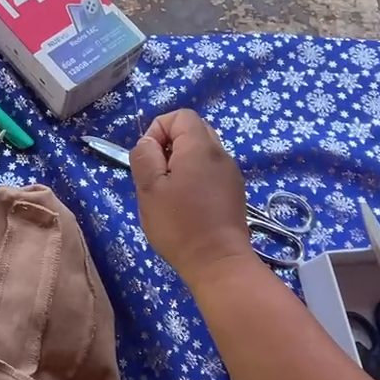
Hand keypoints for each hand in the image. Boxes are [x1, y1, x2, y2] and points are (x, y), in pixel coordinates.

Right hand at [130, 110, 262, 281]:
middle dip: (170, 144)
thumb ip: (144, 156)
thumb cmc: (180, 225)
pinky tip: (187, 204)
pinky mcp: (234, 192)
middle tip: (157, 173)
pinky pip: (211, 170)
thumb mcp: (149, 188)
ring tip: (170, 191)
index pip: (180, 116)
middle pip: (193, 130)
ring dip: (182, 162)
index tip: (149, 158)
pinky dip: (195, 176)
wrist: (219, 263)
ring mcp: (230, 174)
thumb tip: (148, 143)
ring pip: (202, 151)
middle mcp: (220, 154)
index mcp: (200, 148)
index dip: (158, 129)